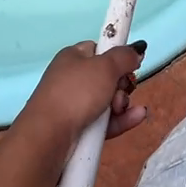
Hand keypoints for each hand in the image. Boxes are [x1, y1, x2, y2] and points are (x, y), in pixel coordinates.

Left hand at [13, 40, 148, 156]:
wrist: (48, 137)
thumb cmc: (76, 93)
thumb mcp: (106, 67)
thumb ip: (125, 56)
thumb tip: (136, 50)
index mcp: (73, 57)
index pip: (98, 49)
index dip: (115, 56)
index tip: (129, 64)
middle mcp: (71, 79)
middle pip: (106, 77)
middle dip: (121, 84)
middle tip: (121, 89)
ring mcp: (73, 105)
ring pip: (107, 101)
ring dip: (122, 104)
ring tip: (121, 108)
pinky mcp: (77, 129)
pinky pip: (104, 121)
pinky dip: (120, 120)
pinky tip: (137, 117)